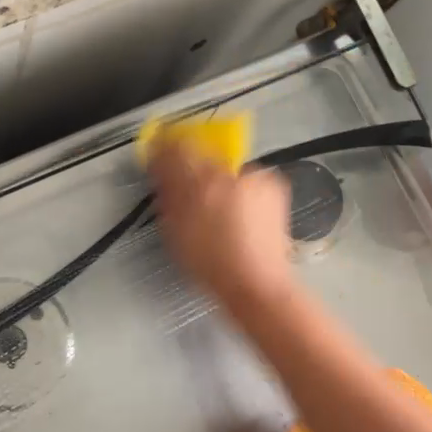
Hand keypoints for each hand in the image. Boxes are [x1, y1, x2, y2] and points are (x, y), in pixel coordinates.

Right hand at [150, 143, 297, 316]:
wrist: (257, 284)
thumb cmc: (214, 266)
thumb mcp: (175, 232)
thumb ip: (167, 196)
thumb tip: (162, 172)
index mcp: (200, 181)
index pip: (176, 148)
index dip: (163, 149)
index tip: (158, 153)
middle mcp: (229, 172)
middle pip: (202, 156)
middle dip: (192, 170)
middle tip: (186, 193)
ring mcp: (254, 178)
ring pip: (226, 170)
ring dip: (218, 183)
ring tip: (215, 214)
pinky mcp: (273, 188)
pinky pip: (248, 181)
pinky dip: (240, 192)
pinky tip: (237, 217)